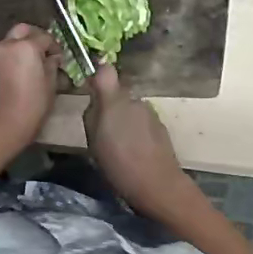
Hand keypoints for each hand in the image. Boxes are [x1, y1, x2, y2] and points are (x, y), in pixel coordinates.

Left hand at [0, 23, 60, 145]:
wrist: (5, 124)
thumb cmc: (33, 104)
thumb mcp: (51, 83)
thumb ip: (52, 64)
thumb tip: (53, 57)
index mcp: (26, 46)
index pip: (45, 37)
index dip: (56, 46)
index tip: (60, 58)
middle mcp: (9, 44)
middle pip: (24, 30)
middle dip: (37, 37)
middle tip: (47, 51)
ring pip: (13, 39)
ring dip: (25, 44)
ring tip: (36, 61)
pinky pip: (6, 50)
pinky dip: (16, 53)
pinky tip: (25, 68)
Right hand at [84, 64, 191, 212]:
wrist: (157, 182)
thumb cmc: (118, 164)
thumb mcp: (93, 142)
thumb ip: (92, 115)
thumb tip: (95, 102)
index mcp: (113, 101)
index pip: (105, 71)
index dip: (99, 75)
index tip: (92, 88)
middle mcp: (133, 100)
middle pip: (118, 93)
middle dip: (111, 105)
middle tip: (104, 129)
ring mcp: (150, 111)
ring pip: (131, 108)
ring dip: (125, 119)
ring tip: (121, 144)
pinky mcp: (160, 125)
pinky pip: (142, 120)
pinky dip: (137, 129)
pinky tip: (136, 149)